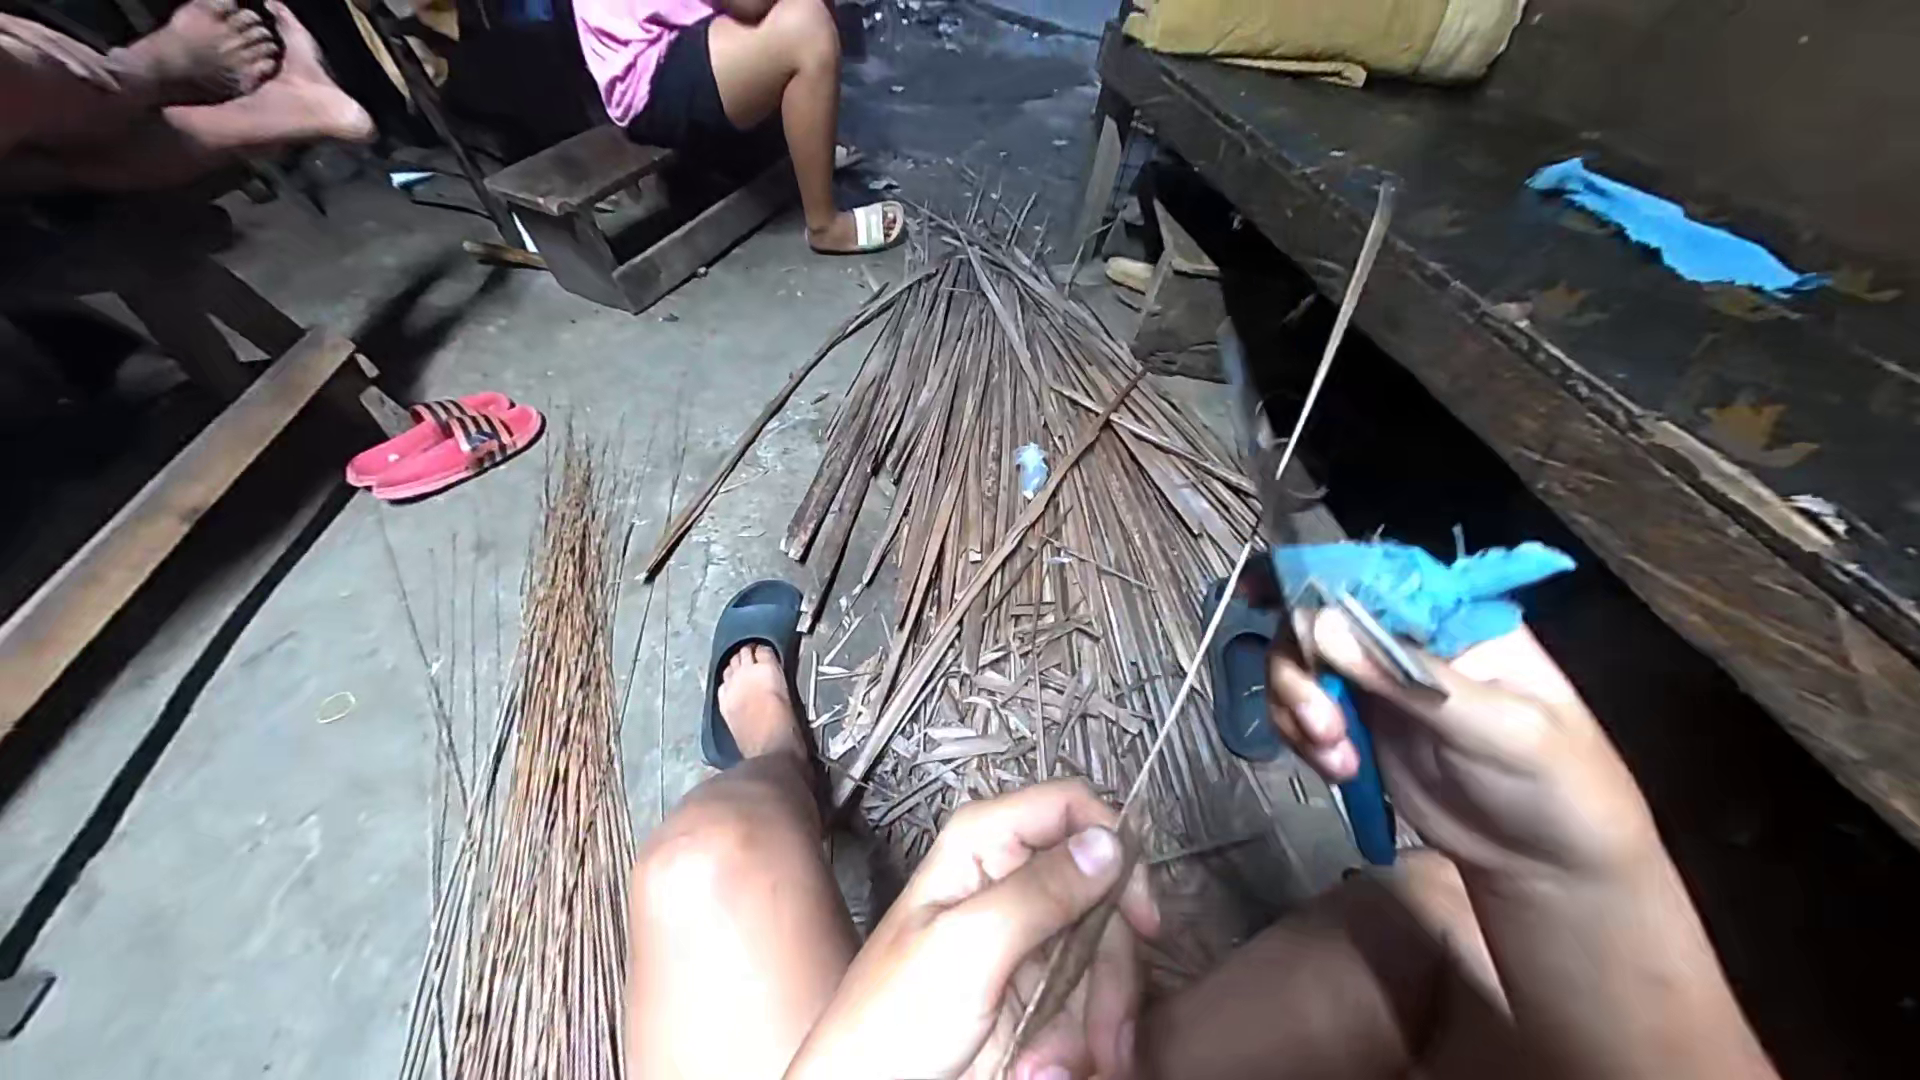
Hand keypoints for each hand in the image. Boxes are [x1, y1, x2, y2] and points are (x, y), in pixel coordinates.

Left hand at [785, 779, 1159, 1079]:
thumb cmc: (900, 1014)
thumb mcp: (969, 948)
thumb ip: (1040, 891)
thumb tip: (1110, 842)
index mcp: (985, 838)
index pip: (1071, 806)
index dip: (1115, 848)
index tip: (1142, 919)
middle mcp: (1010, 869)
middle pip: (1098, 888)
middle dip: (1109, 967)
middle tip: (1106, 1037)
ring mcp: (1023, 923)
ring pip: (1100, 948)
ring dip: (1095, 1016)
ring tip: (1055, 1068)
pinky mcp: (1032, 972)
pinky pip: (1084, 990)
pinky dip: (1080, 1037)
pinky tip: (1049, 1069)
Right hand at [1267, 614, 1659, 883]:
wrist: (1544, 866)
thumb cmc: (1556, 786)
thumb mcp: (1499, 729)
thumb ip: (1408, 676)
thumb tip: (1320, 623)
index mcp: (1447, 618)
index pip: (1367, 575)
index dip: (1307, 576)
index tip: (1257, 591)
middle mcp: (1398, 637)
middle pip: (1312, 620)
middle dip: (1299, 668)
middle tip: (1317, 721)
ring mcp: (1368, 677)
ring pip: (1294, 664)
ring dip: (1296, 707)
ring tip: (1334, 756)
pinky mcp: (1347, 717)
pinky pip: (1294, 707)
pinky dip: (1298, 735)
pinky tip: (1335, 767)